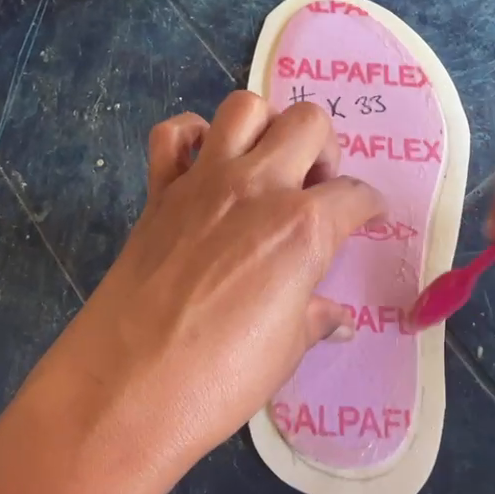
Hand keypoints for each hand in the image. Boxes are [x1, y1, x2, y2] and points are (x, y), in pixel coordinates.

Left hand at [24, 90, 384, 479]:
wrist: (126, 387)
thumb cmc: (219, 379)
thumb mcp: (285, 351)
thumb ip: (315, 318)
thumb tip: (338, 318)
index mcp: (302, 227)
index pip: (355, 194)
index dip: (369, 206)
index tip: (367, 217)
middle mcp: (257, 185)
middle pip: (308, 121)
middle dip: (324, 148)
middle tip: (315, 189)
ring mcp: (204, 180)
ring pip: (244, 107)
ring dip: (264, 127)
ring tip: (266, 166)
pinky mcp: (160, 189)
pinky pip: (172, 133)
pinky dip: (191, 137)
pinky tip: (203, 165)